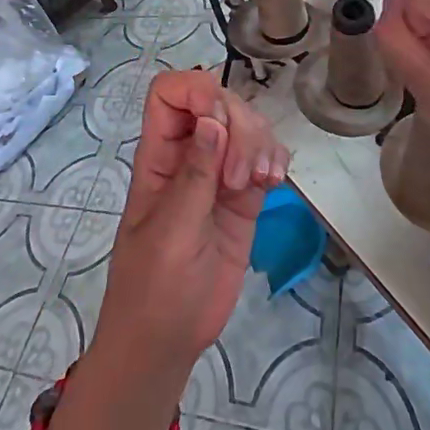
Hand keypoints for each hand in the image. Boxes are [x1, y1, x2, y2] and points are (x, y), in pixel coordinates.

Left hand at [96, 70, 283, 364]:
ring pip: (247, 126)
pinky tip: (274, 183)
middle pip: (218, 102)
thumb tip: (212, 121)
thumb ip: (194, 177)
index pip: (169, 93)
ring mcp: (219, 173)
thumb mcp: (170, 233)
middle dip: (239, 126)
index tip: (218, 124)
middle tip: (242, 177)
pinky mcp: (244, 195)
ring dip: (262, 143)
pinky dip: (276, 159)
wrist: (168, 338)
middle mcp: (190, 155)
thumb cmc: (154, 288)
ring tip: (262, 182)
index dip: (195, 92)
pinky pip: (266, 156)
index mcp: (158, 156)